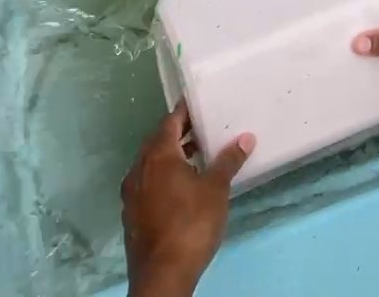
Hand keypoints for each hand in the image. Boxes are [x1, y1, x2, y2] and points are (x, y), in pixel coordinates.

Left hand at [120, 102, 254, 296]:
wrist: (162, 276)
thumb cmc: (191, 224)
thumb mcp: (216, 189)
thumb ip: (229, 160)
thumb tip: (245, 137)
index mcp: (158, 158)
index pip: (169, 123)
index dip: (184, 111)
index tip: (198, 102)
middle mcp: (140, 171)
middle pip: (157, 142)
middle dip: (179, 132)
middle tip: (203, 126)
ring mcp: (132, 195)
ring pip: (151, 164)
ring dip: (171, 155)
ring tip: (197, 154)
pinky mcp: (133, 215)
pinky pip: (148, 183)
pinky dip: (163, 175)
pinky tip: (183, 185)